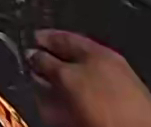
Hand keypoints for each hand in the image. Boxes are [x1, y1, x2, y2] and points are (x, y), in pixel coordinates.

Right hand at [27, 30, 150, 126]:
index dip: (44, 38)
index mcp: (101, 53)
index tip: (28, 42)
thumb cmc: (105, 104)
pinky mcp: (122, 114)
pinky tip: (64, 107)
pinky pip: (90, 100)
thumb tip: (33, 54)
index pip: (65, 36)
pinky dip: (74, 101)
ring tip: (45, 92)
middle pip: (72, 62)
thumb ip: (45, 61)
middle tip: (33, 70)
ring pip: (80, 83)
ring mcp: (120, 93)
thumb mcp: (66, 78)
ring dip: (60, 86)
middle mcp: (112, 69)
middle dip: (50, 66)